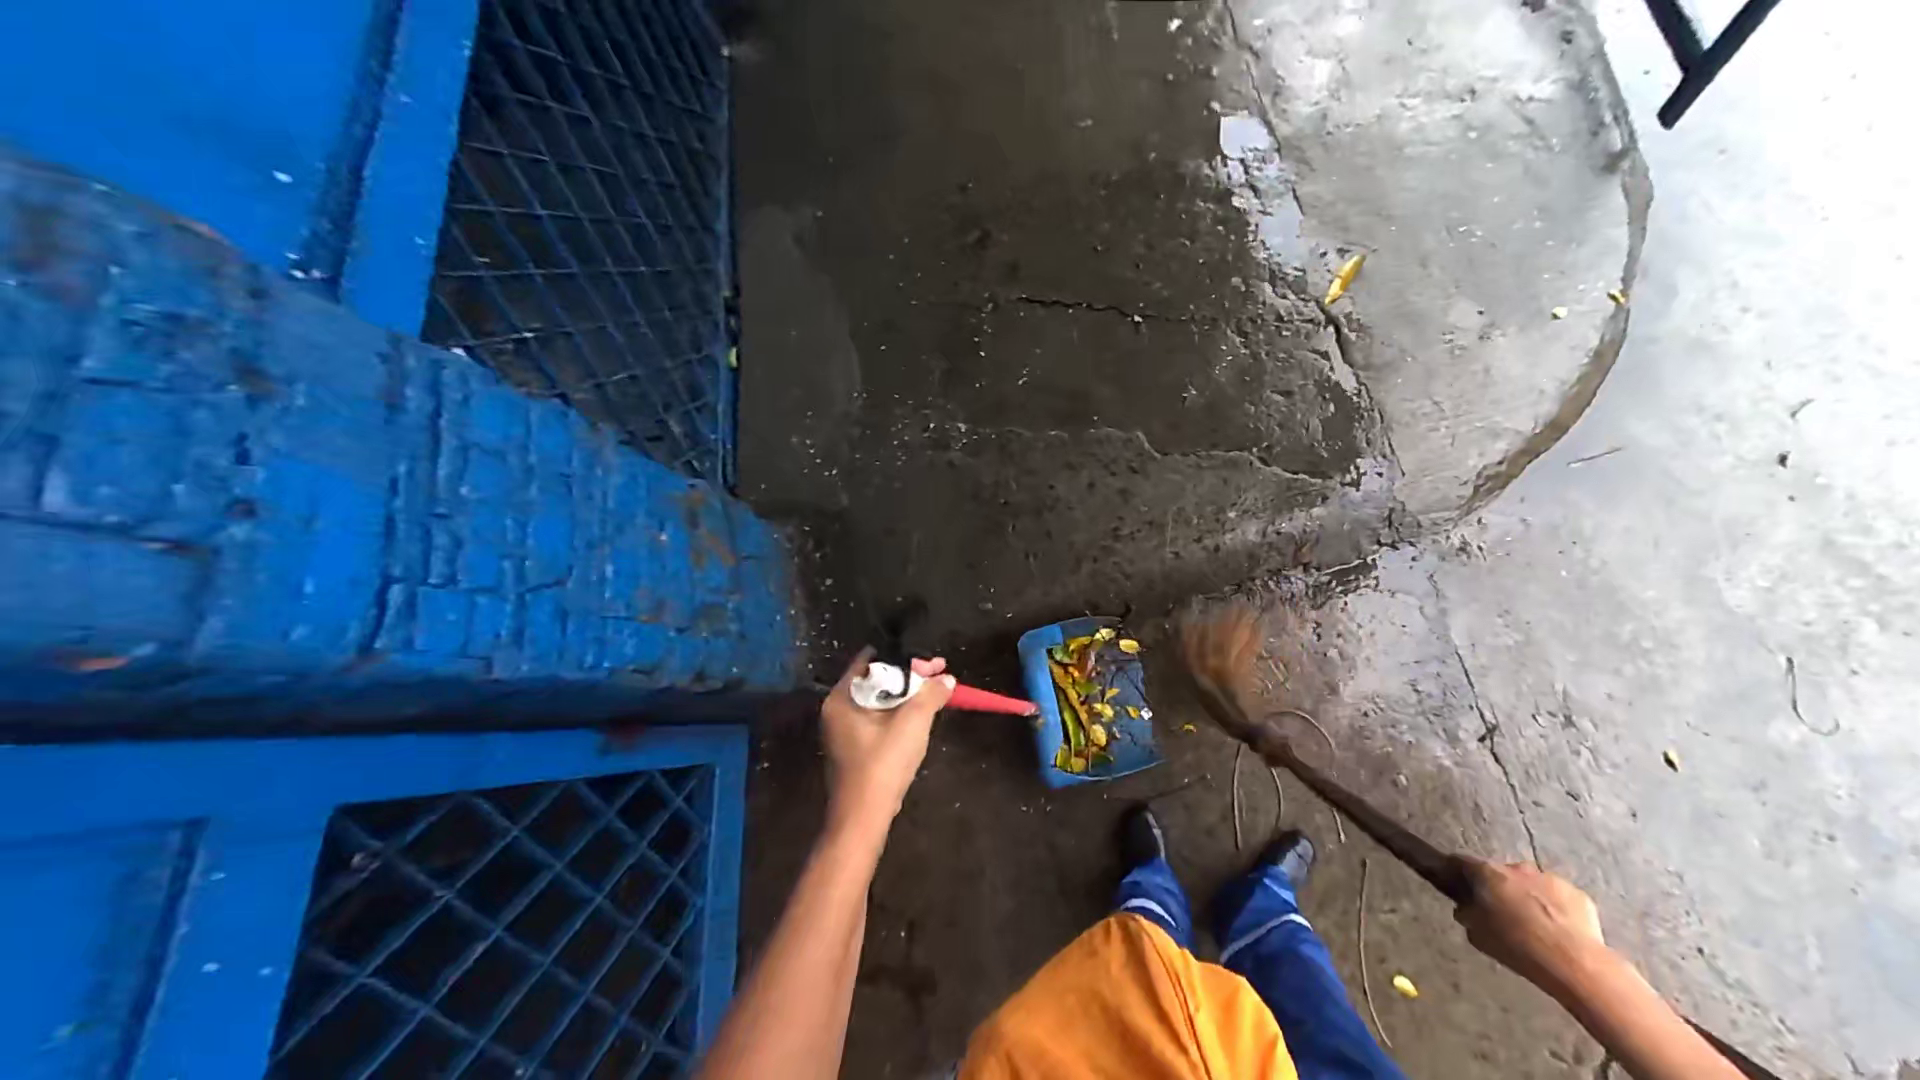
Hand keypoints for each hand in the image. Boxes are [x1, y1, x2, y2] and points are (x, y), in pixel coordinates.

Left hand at [820, 650, 954, 830]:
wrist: (864, 816)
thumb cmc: (883, 762)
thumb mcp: (913, 722)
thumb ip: (930, 694)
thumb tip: (946, 679)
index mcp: (842, 696)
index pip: (871, 659)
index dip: (903, 656)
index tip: (931, 661)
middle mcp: (837, 709)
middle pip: (876, 680)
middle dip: (909, 676)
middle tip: (940, 673)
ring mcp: (844, 730)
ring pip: (879, 701)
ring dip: (907, 696)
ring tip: (936, 691)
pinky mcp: (854, 748)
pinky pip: (877, 719)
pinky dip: (898, 713)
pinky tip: (920, 716)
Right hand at [1455, 859, 1608, 994]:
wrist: (1575, 965)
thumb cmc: (1516, 946)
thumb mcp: (1476, 933)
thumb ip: (1467, 913)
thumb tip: (1466, 908)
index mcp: (1486, 872)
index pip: (1460, 862)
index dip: (1456, 872)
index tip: (1457, 886)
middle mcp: (1516, 867)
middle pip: (1500, 873)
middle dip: (1499, 887)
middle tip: (1502, 912)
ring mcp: (1550, 879)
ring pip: (1532, 883)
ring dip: (1528, 896)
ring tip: (1535, 924)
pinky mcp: (1578, 895)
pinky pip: (1559, 897)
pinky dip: (1555, 907)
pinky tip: (1559, 930)